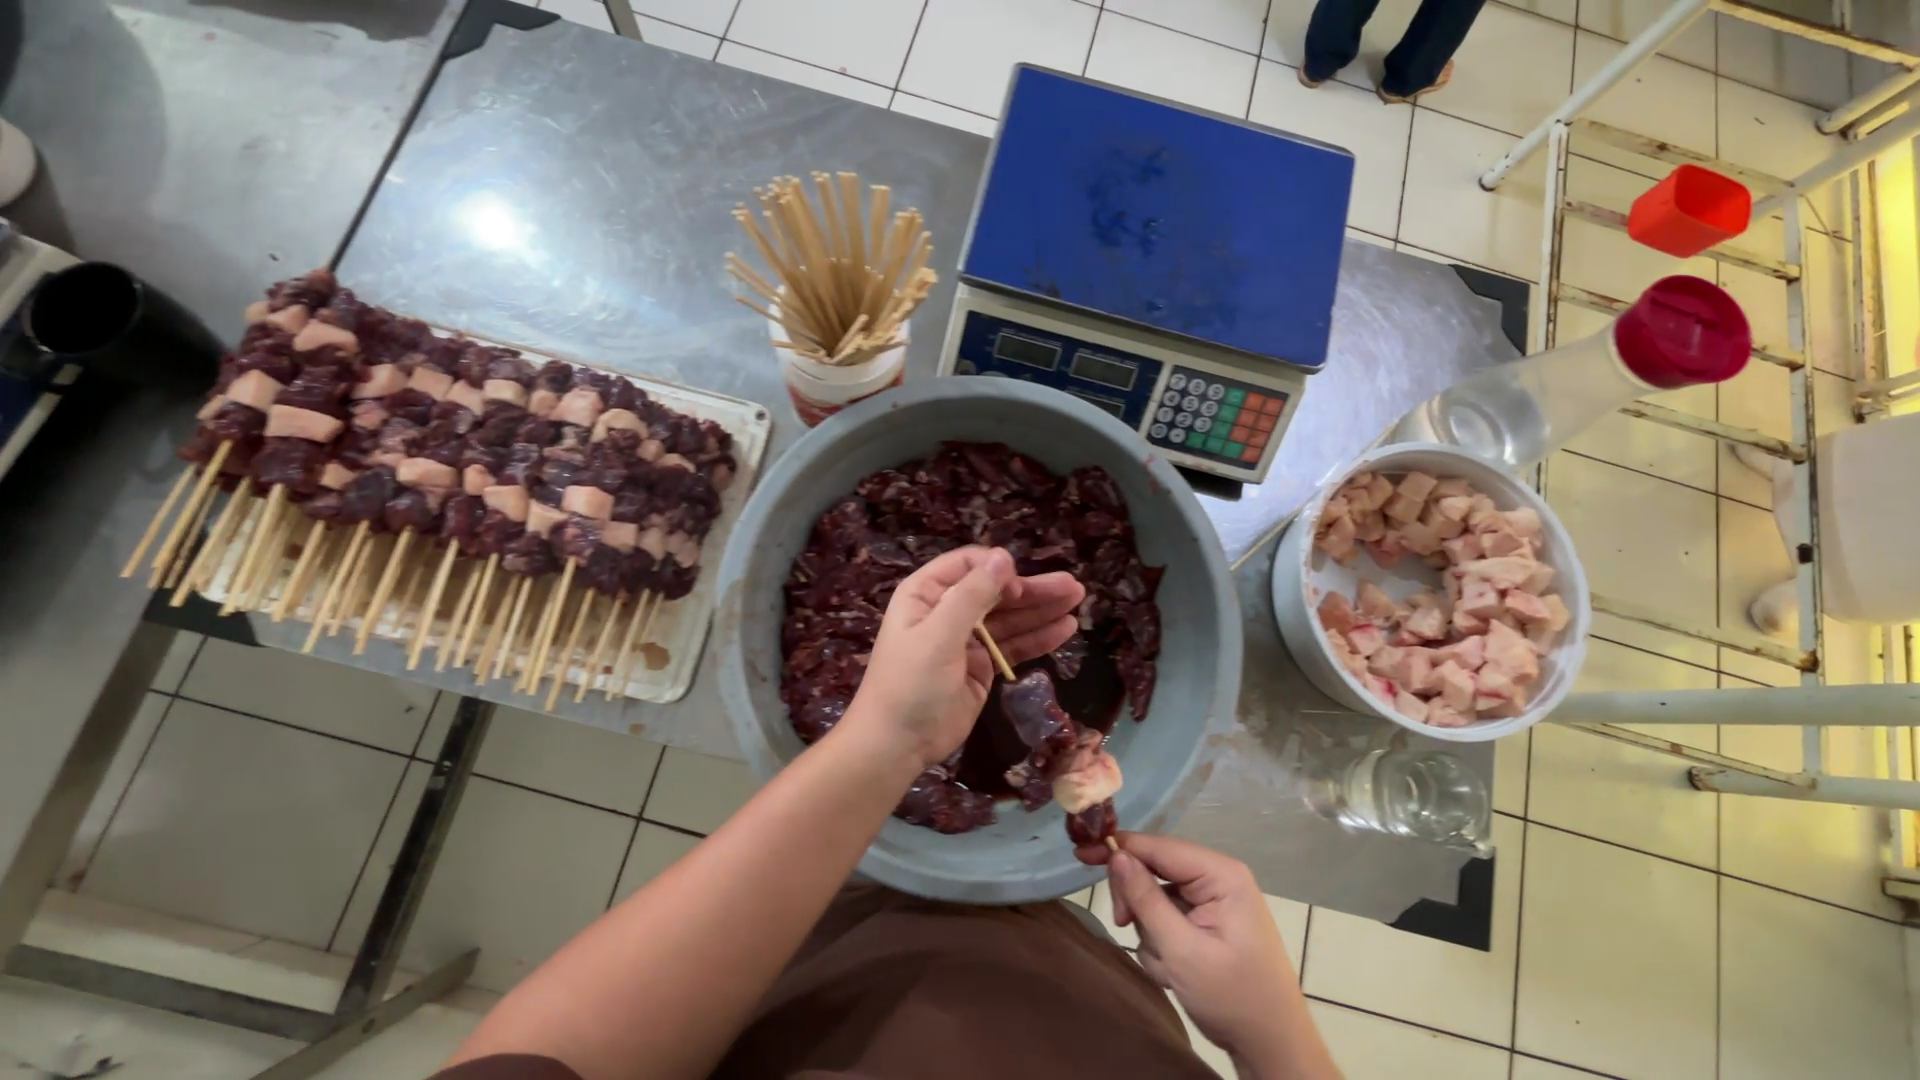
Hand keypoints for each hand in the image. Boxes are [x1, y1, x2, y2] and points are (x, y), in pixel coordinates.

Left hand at [844, 546, 1083, 769]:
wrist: (897, 744)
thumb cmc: (910, 683)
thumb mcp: (938, 635)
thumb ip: (972, 596)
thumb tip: (1003, 557)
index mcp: (926, 594)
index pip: (968, 565)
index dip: (997, 570)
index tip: (1021, 585)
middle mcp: (947, 611)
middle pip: (996, 591)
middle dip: (1032, 589)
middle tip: (1073, 587)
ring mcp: (966, 640)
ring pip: (1010, 618)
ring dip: (1042, 610)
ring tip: (1077, 600)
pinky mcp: (982, 667)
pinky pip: (1013, 646)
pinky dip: (1038, 637)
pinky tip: (1065, 629)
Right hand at [1079, 833, 1300, 1060]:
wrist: (1272, 1047)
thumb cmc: (1233, 997)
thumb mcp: (1182, 950)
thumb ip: (1146, 899)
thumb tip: (1115, 855)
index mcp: (1220, 874)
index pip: (1158, 846)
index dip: (1118, 848)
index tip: (1080, 855)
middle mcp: (1217, 878)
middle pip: (1153, 867)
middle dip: (1136, 900)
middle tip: (1123, 925)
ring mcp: (1212, 901)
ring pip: (1155, 896)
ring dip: (1150, 929)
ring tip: (1166, 965)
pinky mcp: (1207, 922)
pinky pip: (1167, 916)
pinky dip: (1161, 942)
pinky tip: (1174, 970)